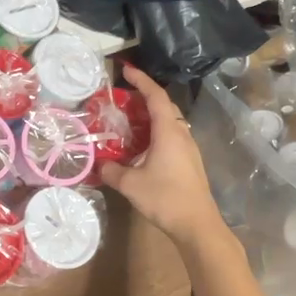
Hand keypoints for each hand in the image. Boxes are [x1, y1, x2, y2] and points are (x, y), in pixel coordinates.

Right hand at [100, 64, 231, 249]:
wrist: (197, 224)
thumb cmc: (165, 198)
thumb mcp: (130, 184)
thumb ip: (111, 170)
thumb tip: (98, 165)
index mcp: (168, 132)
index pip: (156, 96)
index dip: (141, 80)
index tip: (126, 70)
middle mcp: (181, 134)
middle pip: (164, 106)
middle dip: (144, 97)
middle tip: (123, 98)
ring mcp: (189, 148)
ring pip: (169, 122)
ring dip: (151, 116)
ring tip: (129, 120)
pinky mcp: (189, 162)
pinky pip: (172, 136)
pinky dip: (156, 132)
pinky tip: (142, 145)